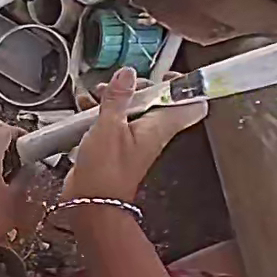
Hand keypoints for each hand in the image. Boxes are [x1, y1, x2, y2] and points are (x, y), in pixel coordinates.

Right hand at [62, 68, 209, 202]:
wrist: (90, 201)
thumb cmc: (105, 171)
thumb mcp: (109, 127)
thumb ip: (118, 98)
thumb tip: (127, 74)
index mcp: (159, 127)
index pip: (190, 103)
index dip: (183, 85)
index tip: (165, 74)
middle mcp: (150, 132)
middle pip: (156, 101)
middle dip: (136, 87)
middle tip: (119, 84)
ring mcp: (133, 139)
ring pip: (131, 109)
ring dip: (115, 98)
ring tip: (96, 94)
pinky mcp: (115, 145)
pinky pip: (113, 121)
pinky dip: (101, 111)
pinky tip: (85, 108)